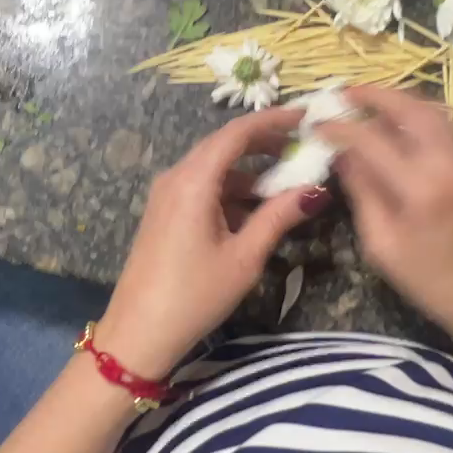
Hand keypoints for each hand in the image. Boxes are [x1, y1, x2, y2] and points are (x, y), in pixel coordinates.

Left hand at [95, 108, 327, 378]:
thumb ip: (278, 216)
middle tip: (302, 146)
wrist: (137, 334)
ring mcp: (167, 194)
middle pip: (224, 145)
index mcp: (194, 180)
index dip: (273, 120)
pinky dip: (232, 189)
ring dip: (250, 170)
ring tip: (288, 180)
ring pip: (214, 167)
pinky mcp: (165, 212)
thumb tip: (315, 190)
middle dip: (264, 142)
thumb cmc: (194, 295)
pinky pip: (203, 186)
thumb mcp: (244, 257)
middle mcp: (176, 176)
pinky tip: (257, 209)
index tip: (305, 118)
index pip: (237, 133)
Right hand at [320, 86, 452, 343]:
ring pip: (430, 110)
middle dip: (373, 96)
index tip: (316, 125)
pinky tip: (395, 121)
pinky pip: (443, 124)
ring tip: (367, 101)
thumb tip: (341, 153)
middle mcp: (448, 163)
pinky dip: (416, 113)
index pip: (371, 140)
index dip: (340, 128)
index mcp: (421, 188)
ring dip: (397, 99)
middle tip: (342, 94)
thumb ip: (362, 192)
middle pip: (408, 109)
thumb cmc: (432, 282)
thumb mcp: (382, 246)